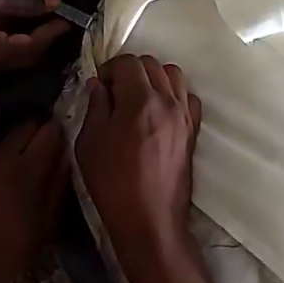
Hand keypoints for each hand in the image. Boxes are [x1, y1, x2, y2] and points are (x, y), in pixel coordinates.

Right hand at [0, 0, 76, 73]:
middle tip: (64, 17)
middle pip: (26, 57)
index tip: (71, 17)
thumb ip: (27, 2)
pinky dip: (19, 36)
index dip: (53, 32)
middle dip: (47, 38)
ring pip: (16, 54)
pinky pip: (4, 49)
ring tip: (51, 17)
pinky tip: (28, 19)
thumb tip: (57, 4)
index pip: (32, 47)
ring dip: (34, 38)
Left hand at [0, 119, 69, 282]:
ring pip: (6, 138)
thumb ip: (58, 184)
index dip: (60, 132)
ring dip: (17, 146)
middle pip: (26, 126)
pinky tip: (0, 181)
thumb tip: (68, 156)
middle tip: (47, 150)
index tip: (66, 140)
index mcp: (25, 169)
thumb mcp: (46, 223)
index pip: (48, 131)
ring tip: (23, 167)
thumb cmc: (11, 249)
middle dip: (39, 132)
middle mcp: (0, 156)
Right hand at [78, 55, 203, 263]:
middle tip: (115, 92)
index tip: (99, 87)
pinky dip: (175, 94)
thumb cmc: (113, 183)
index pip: (128, 62)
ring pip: (173, 75)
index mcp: (140, 100)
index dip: (109, 69)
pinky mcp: (194, 130)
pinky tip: (160, 111)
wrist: (150, 220)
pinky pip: (188, 97)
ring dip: (154, 78)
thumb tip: (98, 84)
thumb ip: (95, 107)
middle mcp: (167, 100)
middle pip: (151, 64)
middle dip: (130, 71)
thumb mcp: (89, 144)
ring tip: (138, 98)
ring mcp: (184, 114)